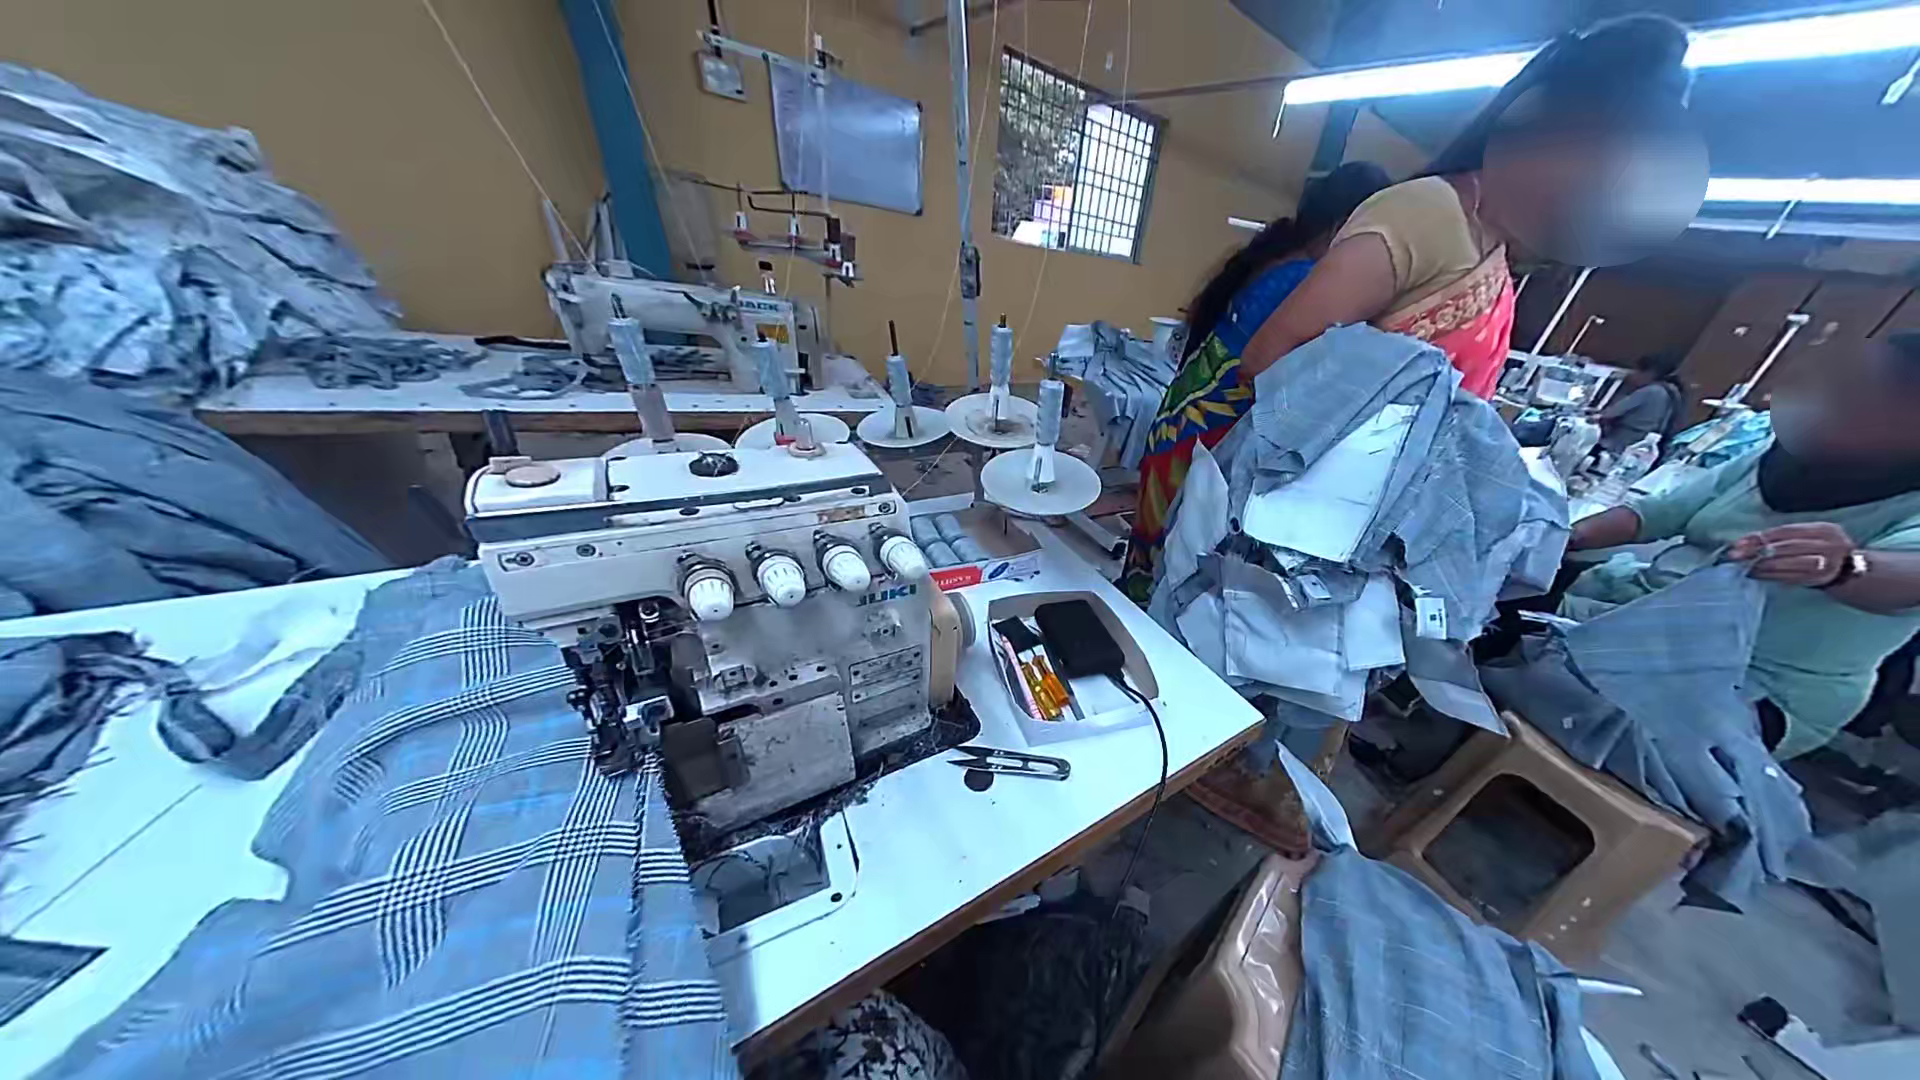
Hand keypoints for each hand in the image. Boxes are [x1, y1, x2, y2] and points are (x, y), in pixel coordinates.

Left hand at [1727, 523, 1855, 585]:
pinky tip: (1753, 573)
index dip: (1759, 537)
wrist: (1842, 568)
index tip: (1737, 543)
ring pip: (1790, 562)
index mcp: (1825, 530)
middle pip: (1788, 546)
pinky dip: (1767, 575)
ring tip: (1743, 564)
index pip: (1787, 531)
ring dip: (1761, 564)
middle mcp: (1832, 545)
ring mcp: (1829, 562)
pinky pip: (1789, 576)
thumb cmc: (1809, 548)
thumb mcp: (1796, 536)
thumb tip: (1739, 542)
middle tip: (1734, 555)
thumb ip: (1771, 536)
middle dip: (1757, 551)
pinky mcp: (1820, 577)